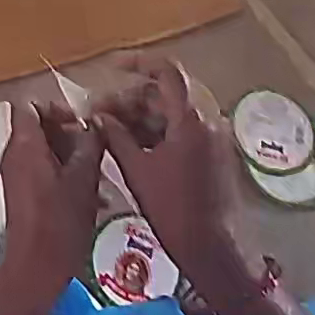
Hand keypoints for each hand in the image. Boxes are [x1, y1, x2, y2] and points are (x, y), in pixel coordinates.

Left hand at [0, 100, 102, 314]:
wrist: (37, 268)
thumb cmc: (60, 220)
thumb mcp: (84, 178)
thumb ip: (90, 145)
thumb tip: (94, 125)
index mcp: (24, 145)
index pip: (30, 107)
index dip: (55, 107)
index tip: (79, 119)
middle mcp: (13, 155)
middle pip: (35, 127)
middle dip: (65, 130)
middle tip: (93, 141)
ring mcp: (14, 176)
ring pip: (39, 149)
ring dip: (66, 151)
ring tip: (95, 165)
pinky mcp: (20, 194)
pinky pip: (38, 168)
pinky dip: (60, 169)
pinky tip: (86, 187)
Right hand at [95, 53, 254, 308]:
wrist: (216, 252)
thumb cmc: (174, 212)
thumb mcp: (137, 172)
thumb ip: (116, 136)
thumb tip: (99, 116)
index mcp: (191, 118)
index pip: (166, 72)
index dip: (137, 62)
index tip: (111, 66)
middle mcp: (207, 119)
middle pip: (164, 93)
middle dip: (129, 99)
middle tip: (98, 113)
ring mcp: (212, 136)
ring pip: (170, 112)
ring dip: (139, 116)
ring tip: (107, 131)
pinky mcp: (212, 153)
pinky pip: (180, 130)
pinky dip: (154, 132)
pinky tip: (129, 145)